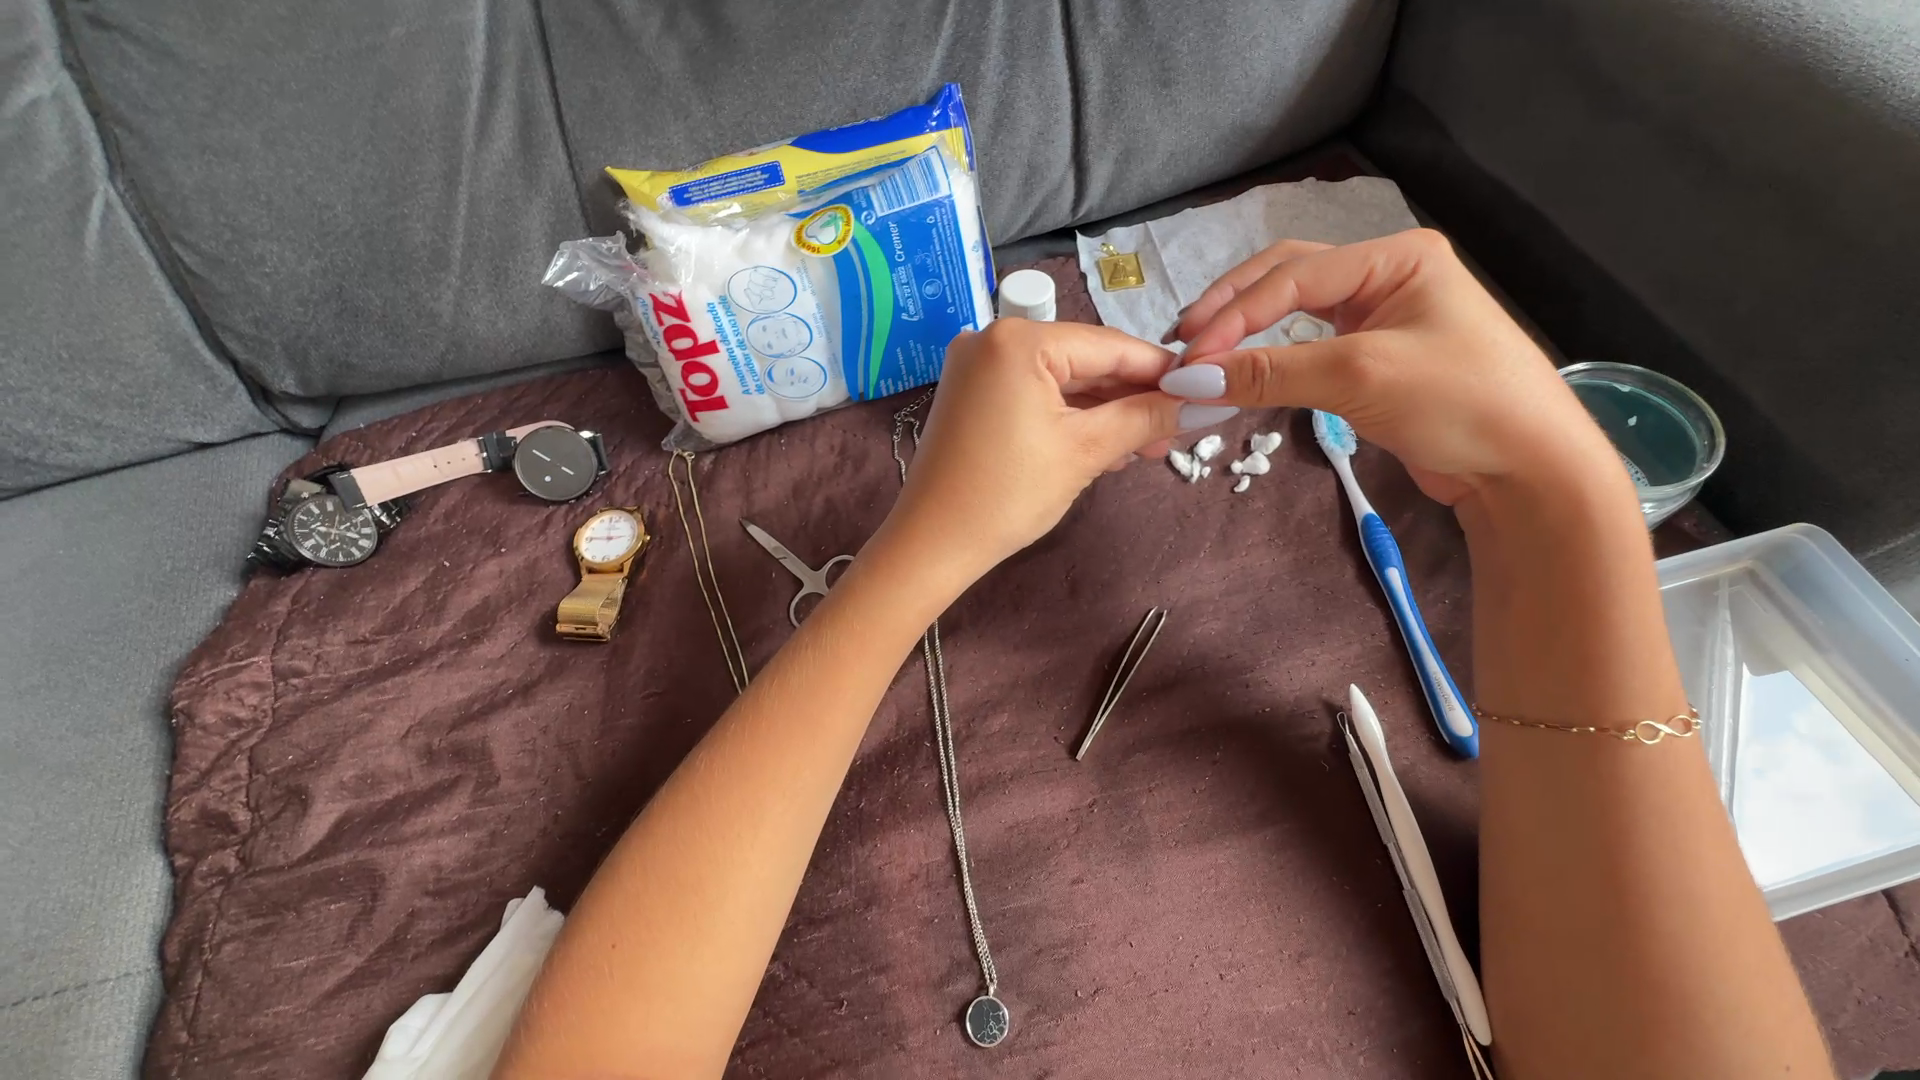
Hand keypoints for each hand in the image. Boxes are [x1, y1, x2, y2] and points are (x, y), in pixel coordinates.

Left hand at [880, 320, 1235, 574]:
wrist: (933, 544)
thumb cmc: (1008, 495)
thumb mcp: (1085, 452)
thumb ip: (1145, 417)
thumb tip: (1204, 400)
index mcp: (1019, 339)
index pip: (1109, 345)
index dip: (1161, 371)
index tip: (1203, 393)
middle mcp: (993, 338)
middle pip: (1084, 361)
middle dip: (1131, 399)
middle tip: (1174, 433)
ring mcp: (978, 367)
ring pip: (1061, 381)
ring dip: (1103, 412)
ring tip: (1143, 449)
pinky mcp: (972, 395)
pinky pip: (1035, 395)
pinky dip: (1068, 417)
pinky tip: (1104, 445)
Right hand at [1160, 229, 1620, 506]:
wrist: (1526, 469)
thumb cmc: (1457, 402)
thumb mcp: (1357, 378)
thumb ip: (1269, 373)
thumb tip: (1187, 382)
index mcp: (1396, 256)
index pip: (1292, 276)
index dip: (1233, 315)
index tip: (1187, 359)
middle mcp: (1387, 275)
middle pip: (1287, 279)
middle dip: (1232, 309)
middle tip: (1183, 343)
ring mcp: (1381, 315)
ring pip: (1294, 312)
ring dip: (1247, 331)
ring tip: (1202, 354)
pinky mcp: (1374, 357)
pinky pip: (1308, 345)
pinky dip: (1270, 356)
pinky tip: (1243, 367)